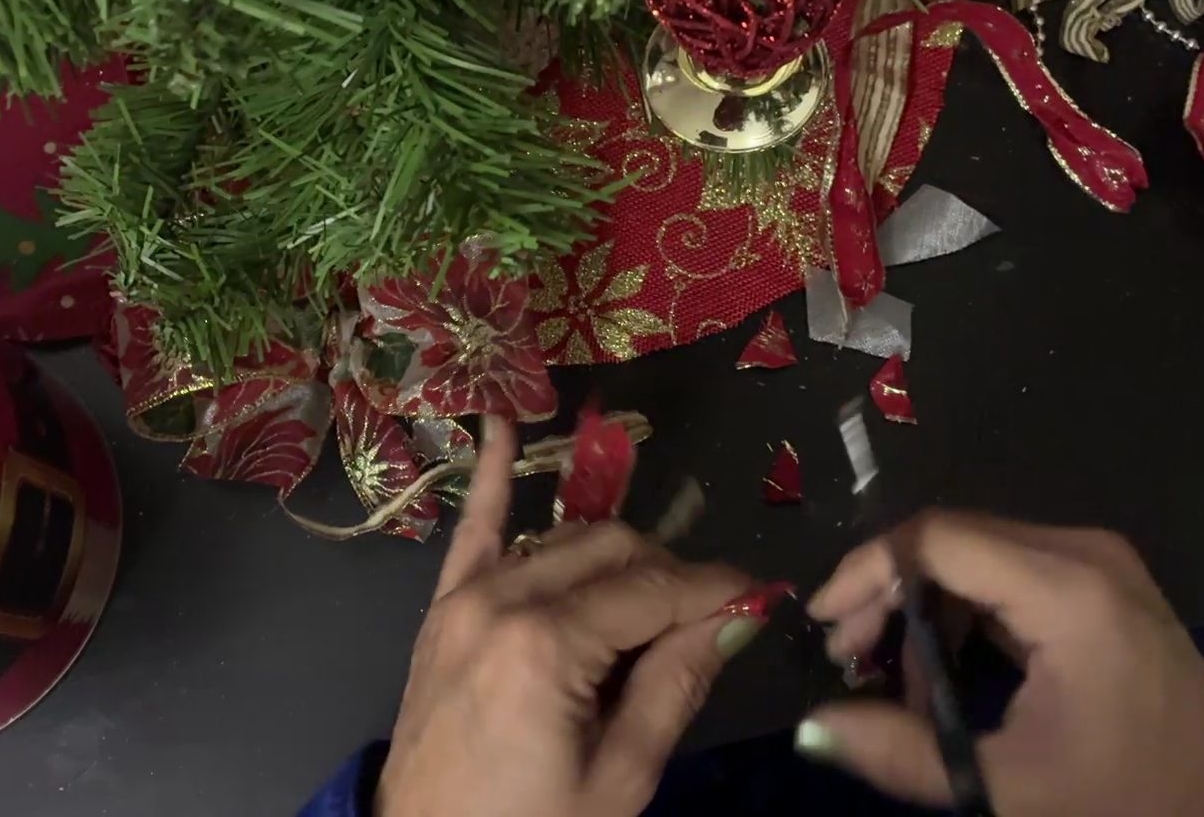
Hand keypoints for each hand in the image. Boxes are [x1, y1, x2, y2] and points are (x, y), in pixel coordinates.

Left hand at [377, 418, 759, 816]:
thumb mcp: (620, 780)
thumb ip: (674, 684)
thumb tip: (737, 612)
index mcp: (545, 647)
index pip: (651, 590)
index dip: (712, 588)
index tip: (759, 591)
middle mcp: (502, 599)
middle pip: (609, 547)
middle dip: (667, 570)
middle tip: (704, 612)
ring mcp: (465, 594)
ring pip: (563, 536)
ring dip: (614, 551)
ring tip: (652, 587)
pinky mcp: (444, 601)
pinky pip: (474, 526)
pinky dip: (492, 475)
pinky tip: (500, 424)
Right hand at [800, 510, 1203, 816]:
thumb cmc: (1135, 806)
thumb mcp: (1014, 792)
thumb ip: (902, 755)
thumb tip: (810, 728)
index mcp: (1068, 592)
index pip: (932, 541)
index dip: (864, 570)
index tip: (824, 619)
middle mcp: (1079, 552)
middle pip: (943, 541)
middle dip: (883, 593)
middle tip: (848, 653)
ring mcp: (1091, 559)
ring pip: (961, 552)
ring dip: (914, 604)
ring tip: (892, 673)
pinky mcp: (1093, 576)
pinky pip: (993, 569)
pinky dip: (952, 610)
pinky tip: (940, 664)